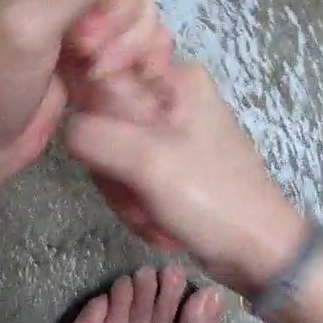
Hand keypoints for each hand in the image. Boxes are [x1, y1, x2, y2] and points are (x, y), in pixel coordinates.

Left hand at [0, 0, 168, 200]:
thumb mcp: (29, 21)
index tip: (89, 16)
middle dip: (119, 18)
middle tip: (83, 50)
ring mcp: (77, 9)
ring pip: (140, 6)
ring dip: (130, 44)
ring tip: (95, 71)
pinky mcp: (93, 41)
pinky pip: (141, 34)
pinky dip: (142, 56)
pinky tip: (127, 76)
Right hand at [67, 64, 311, 293]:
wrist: (258, 252)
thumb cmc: (213, 198)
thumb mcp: (148, 163)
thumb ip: (93, 134)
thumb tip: (63, 126)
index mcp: (175, 78)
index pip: (104, 69)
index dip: (92, 107)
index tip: (103, 145)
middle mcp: (170, 96)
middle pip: (101, 118)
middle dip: (111, 167)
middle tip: (137, 191)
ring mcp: (167, 132)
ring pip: (109, 152)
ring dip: (123, 193)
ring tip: (153, 212)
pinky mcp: (166, 163)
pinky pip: (125, 175)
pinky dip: (135, 203)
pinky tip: (158, 221)